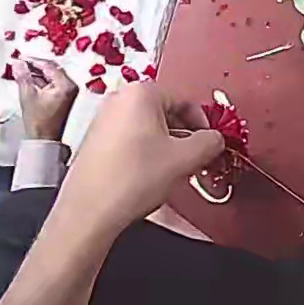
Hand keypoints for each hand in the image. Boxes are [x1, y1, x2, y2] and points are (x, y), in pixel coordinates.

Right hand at [15, 57, 77, 140]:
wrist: (44, 139)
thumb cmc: (38, 120)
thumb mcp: (28, 95)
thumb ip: (23, 77)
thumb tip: (18, 63)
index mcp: (66, 85)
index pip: (51, 66)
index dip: (35, 60)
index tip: (22, 57)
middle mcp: (70, 87)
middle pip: (52, 70)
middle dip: (36, 65)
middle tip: (21, 61)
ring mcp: (67, 92)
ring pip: (51, 76)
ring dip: (37, 72)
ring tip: (21, 68)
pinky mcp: (62, 97)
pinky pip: (51, 83)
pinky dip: (40, 80)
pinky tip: (28, 78)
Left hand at [52, 83, 224, 241]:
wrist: (88, 212)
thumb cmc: (135, 178)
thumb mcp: (185, 159)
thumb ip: (210, 142)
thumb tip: (215, 139)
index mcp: (141, 93)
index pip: (185, 101)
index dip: (202, 124)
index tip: (208, 144)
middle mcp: (119, 98)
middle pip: (166, 112)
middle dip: (184, 135)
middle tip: (192, 158)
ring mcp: (103, 118)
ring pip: (148, 126)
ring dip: (166, 145)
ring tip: (171, 170)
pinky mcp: (94, 139)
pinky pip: (130, 137)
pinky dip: (145, 151)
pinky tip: (148, 175)